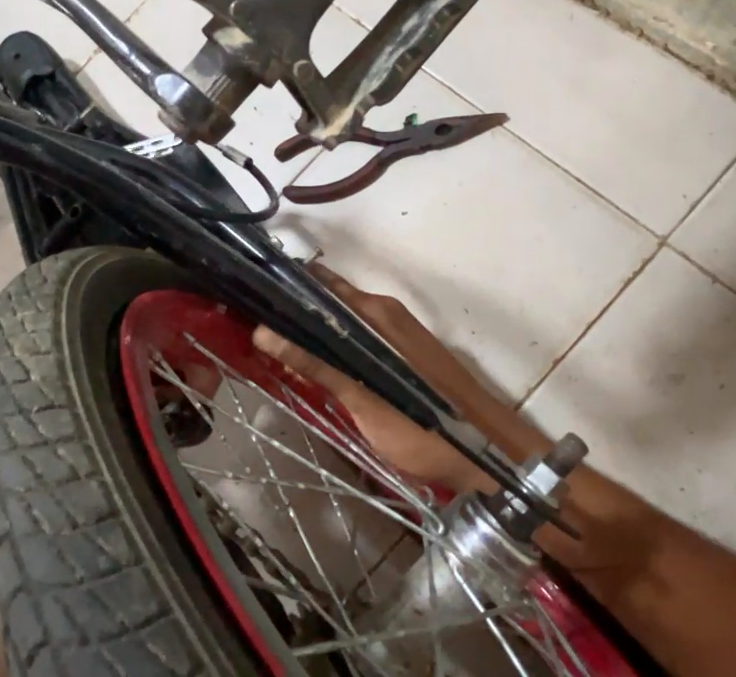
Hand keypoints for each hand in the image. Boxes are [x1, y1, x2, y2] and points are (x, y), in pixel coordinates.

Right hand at [253, 264, 494, 494]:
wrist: (487, 454)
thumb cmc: (423, 426)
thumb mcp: (362, 399)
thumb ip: (316, 366)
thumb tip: (264, 333)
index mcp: (375, 312)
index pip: (318, 282)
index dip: (283, 287)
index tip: (248, 298)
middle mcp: (385, 311)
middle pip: (329, 300)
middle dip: (294, 311)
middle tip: (254, 329)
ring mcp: (397, 330)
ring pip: (343, 320)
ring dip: (313, 330)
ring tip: (276, 348)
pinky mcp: (403, 351)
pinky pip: (358, 336)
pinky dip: (335, 344)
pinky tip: (317, 366)